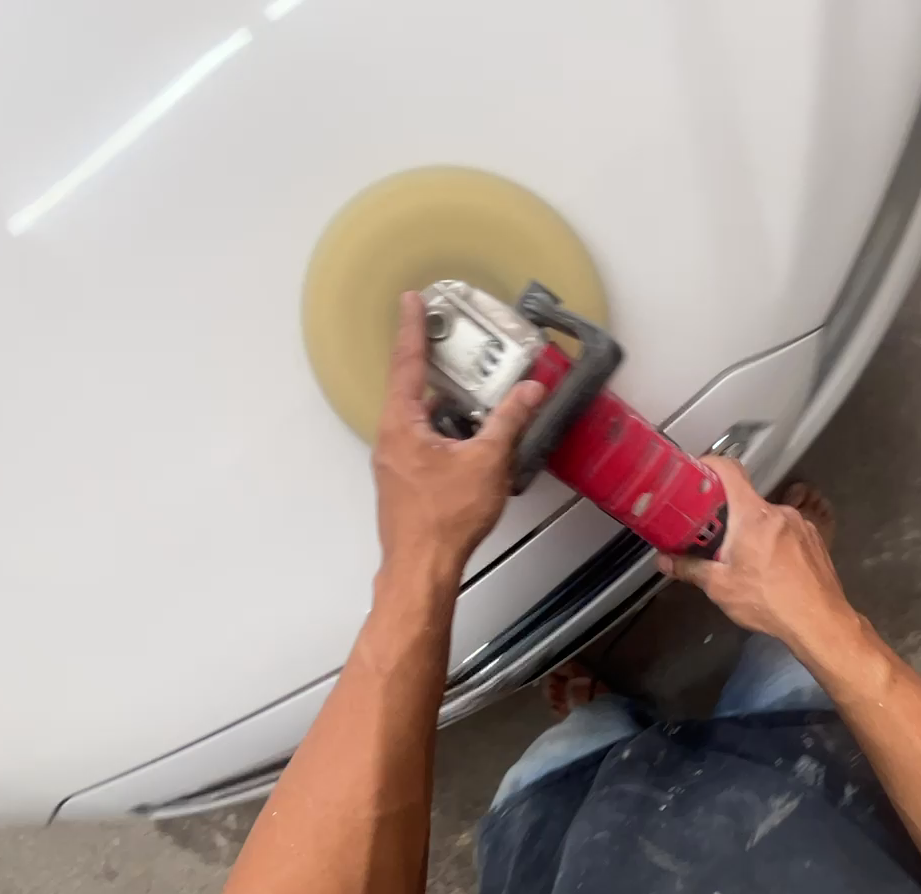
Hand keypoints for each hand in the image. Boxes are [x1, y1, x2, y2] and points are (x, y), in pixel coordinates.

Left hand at [373, 292, 544, 582]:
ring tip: (477, 401)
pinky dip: (447, 434)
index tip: (412, 300)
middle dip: (437, 370)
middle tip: (455, 348)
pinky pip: (426, 444)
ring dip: (447, 408)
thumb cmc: (445, 517)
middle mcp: (392, 439)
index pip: (407, 363)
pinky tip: (473, 445)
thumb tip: (529, 391)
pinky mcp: (406, 483)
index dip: (412, 328)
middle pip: (413, 391)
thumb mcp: (487, 461)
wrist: (423, 567)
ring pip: (422, 421)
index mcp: (402, 424)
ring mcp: (396, 463)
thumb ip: (509, 421)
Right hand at [655, 458, 855, 648]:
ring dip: (752, 533)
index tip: (696, 476)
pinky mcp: (815, 539)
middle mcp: (779, 511)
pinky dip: (773, 543)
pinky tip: (770, 569)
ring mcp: (801, 524)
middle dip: (727, 516)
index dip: (710, 465)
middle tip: (712, 537)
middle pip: (746, 500)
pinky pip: (787, 532)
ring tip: (743, 560)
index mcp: (752, 515)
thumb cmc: (766, 600)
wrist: (819, 621)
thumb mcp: (720, 587)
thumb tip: (663, 560)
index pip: (729, 470)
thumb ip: (690, 568)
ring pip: (767, 519)